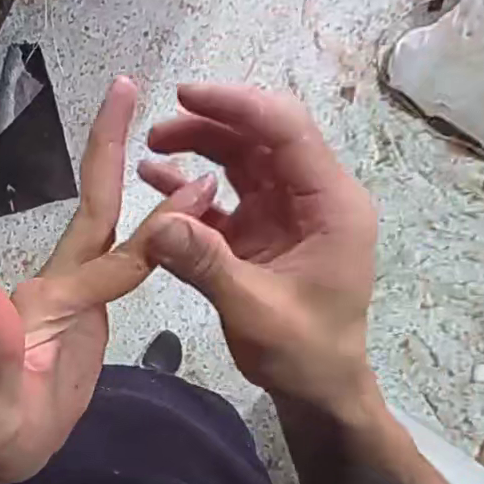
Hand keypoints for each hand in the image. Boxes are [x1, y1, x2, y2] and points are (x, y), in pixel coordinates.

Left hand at [0, 77, 216, 482]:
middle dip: (108, 145)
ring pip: (114, 229)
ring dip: (138, 182)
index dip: (158, 227)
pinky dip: (151, 232)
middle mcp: (63, 281)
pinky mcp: (90, 309)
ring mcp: (78, 293)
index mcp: (52, 296)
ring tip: (178, 147)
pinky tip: (172, 221)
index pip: (113, 256)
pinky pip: (125, 261)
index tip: (200, 186)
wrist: (3, 447)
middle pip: (95, 207)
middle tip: (125, 87)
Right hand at [137, 83, 378, 409]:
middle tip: (157, 129)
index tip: (186, 95)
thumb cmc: (304, 353)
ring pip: (242, 160)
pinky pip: (226, 195)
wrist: (318, 388)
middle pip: (261, 138)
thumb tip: (157, 225)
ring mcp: (286, 212)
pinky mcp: (262, 229)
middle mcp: (311, 197)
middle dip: (210, 125)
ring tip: (152, 148)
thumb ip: (207, 265)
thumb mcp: (256, 311)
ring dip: (199, 148)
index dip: (237, 106)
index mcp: (331, 205)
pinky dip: (193, 187)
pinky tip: (156, 180)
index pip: (287, 131)